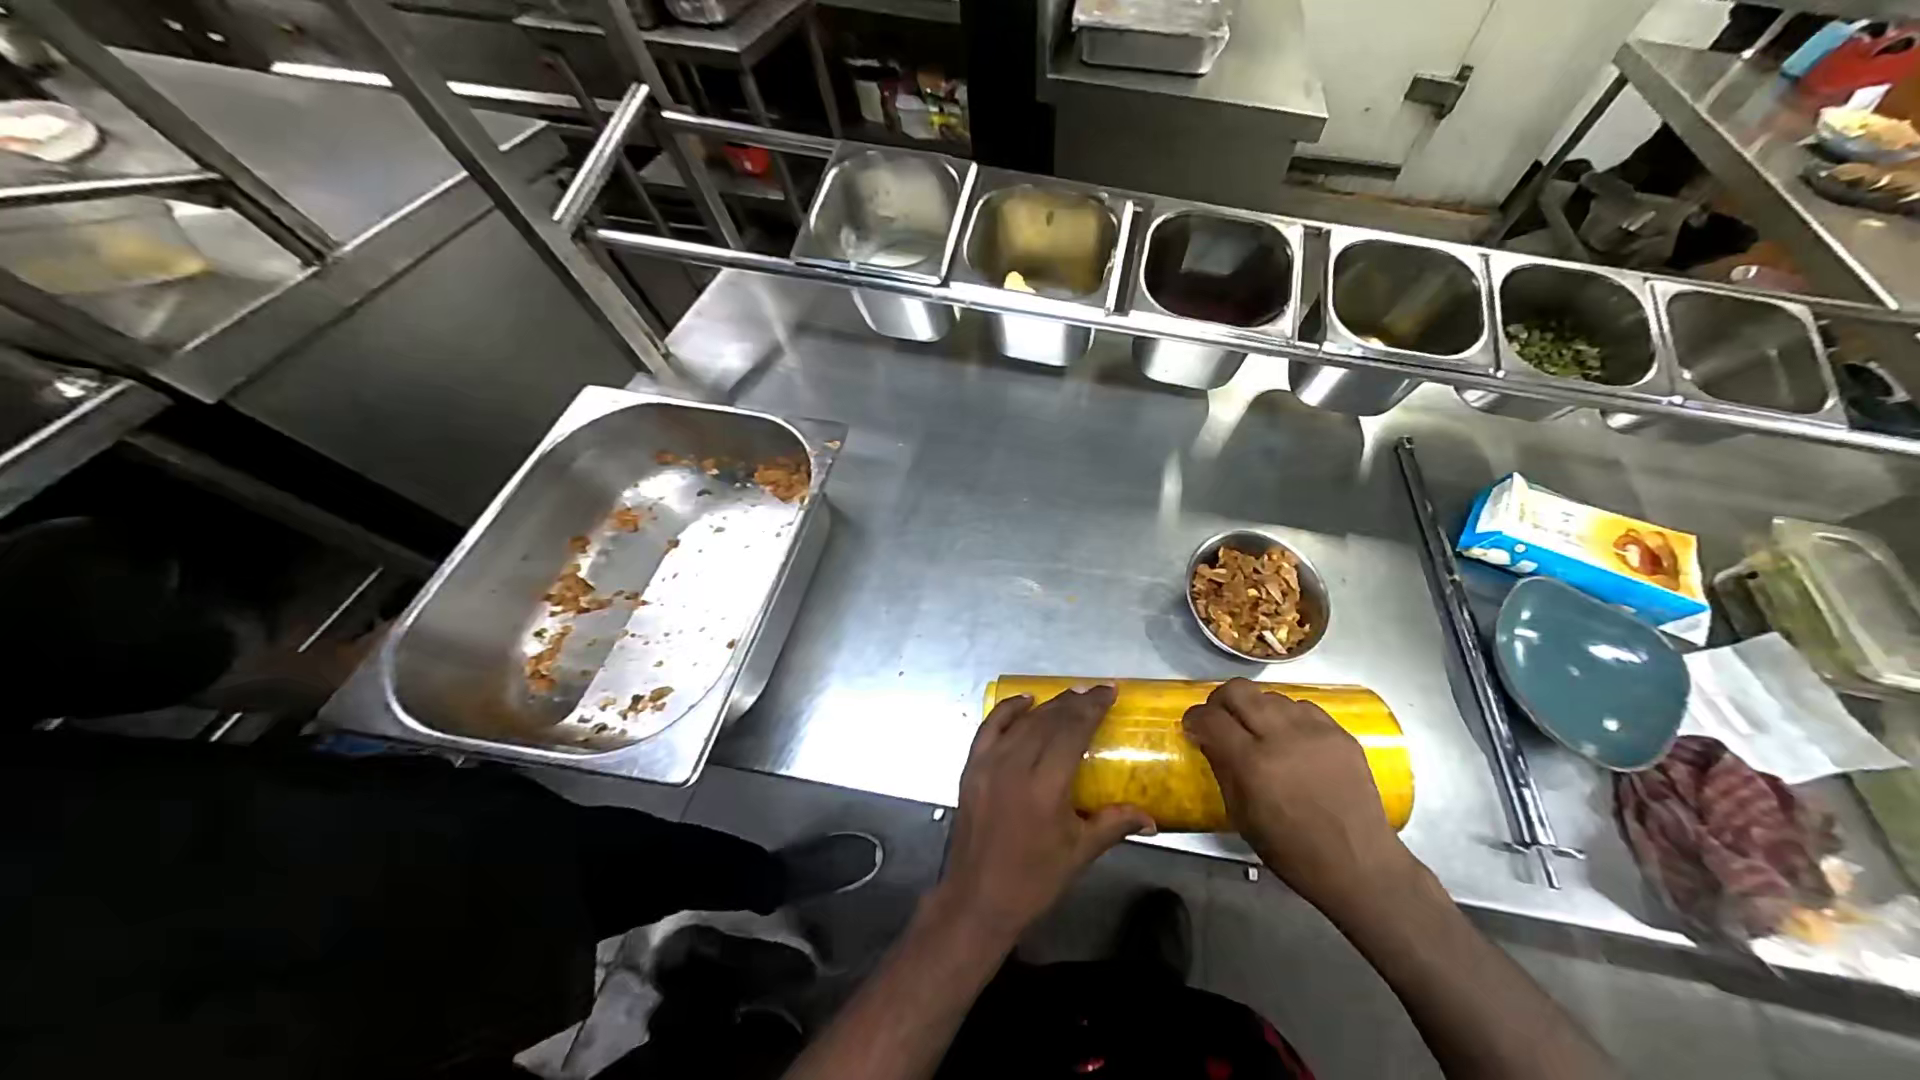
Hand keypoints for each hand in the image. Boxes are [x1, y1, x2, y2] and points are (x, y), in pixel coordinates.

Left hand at [936, 687, 1154, 940]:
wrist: (977, 899)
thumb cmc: (1033, 881)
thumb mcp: (1079, 853)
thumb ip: (1113, 824)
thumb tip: (1150, 818)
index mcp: (1045, 787)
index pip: (1072, 732)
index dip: (1092, 708)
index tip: (1109, 692)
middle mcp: (1014, 767)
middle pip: (1048, 721)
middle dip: (1074, 702)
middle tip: (1096, 692)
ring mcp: (988, 765)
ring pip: (1022, 722)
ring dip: (1047, 705)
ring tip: (1070, 696)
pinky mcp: (970, 769)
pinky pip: (989, 728)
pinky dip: (1007, 711)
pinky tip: (1024, 701)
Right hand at [1183, 679, 1411, 908]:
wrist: (1359, 864)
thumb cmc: (1291, 850)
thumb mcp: (1241, 815)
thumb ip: (1222, 769)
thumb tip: (1207, 739)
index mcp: (1252, 763)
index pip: (1210, 718)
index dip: (1195, 718)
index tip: (1194, 726)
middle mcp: (1282, 737)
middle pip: (1239, 690)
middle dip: (1221, 700)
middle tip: (1220, 718)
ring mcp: (1315, 732)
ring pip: (1271, 695)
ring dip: (1256, 708)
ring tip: (1258, 729)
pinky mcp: (1340, 733)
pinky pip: (1303, 707)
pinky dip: (1288, 716)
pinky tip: (1290, 737)